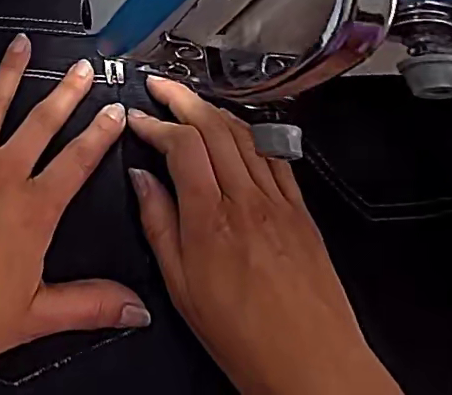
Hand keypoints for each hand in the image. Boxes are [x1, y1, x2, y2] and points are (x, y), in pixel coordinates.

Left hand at [0, 36, 142, 394]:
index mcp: (33, 209)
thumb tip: (135, 309)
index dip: (102, 132)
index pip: (79, 160)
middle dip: (68, 90)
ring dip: (11, 70)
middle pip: (44, 121)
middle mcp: (4, 173)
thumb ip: (90, 305)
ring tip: (22, 44)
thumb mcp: (35, 316)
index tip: (115, 109)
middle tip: (83, 67)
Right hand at [128, 77, 402, 394]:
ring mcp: (277, 198)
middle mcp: (246, 199)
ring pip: (243, 131)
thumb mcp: (183, 288)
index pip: (181, 145)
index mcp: (212, 219)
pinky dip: (249, 131)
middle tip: (161, 85)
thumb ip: (159, 224)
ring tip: (192, 100)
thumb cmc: (248, 339)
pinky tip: (238, 130)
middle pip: (212, 125)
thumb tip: (141, 180)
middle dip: (181, 96)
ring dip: (213, 107)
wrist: (314, 367)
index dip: (155, 123)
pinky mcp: (299, 206)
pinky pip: (273, 152)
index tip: (138, 117)